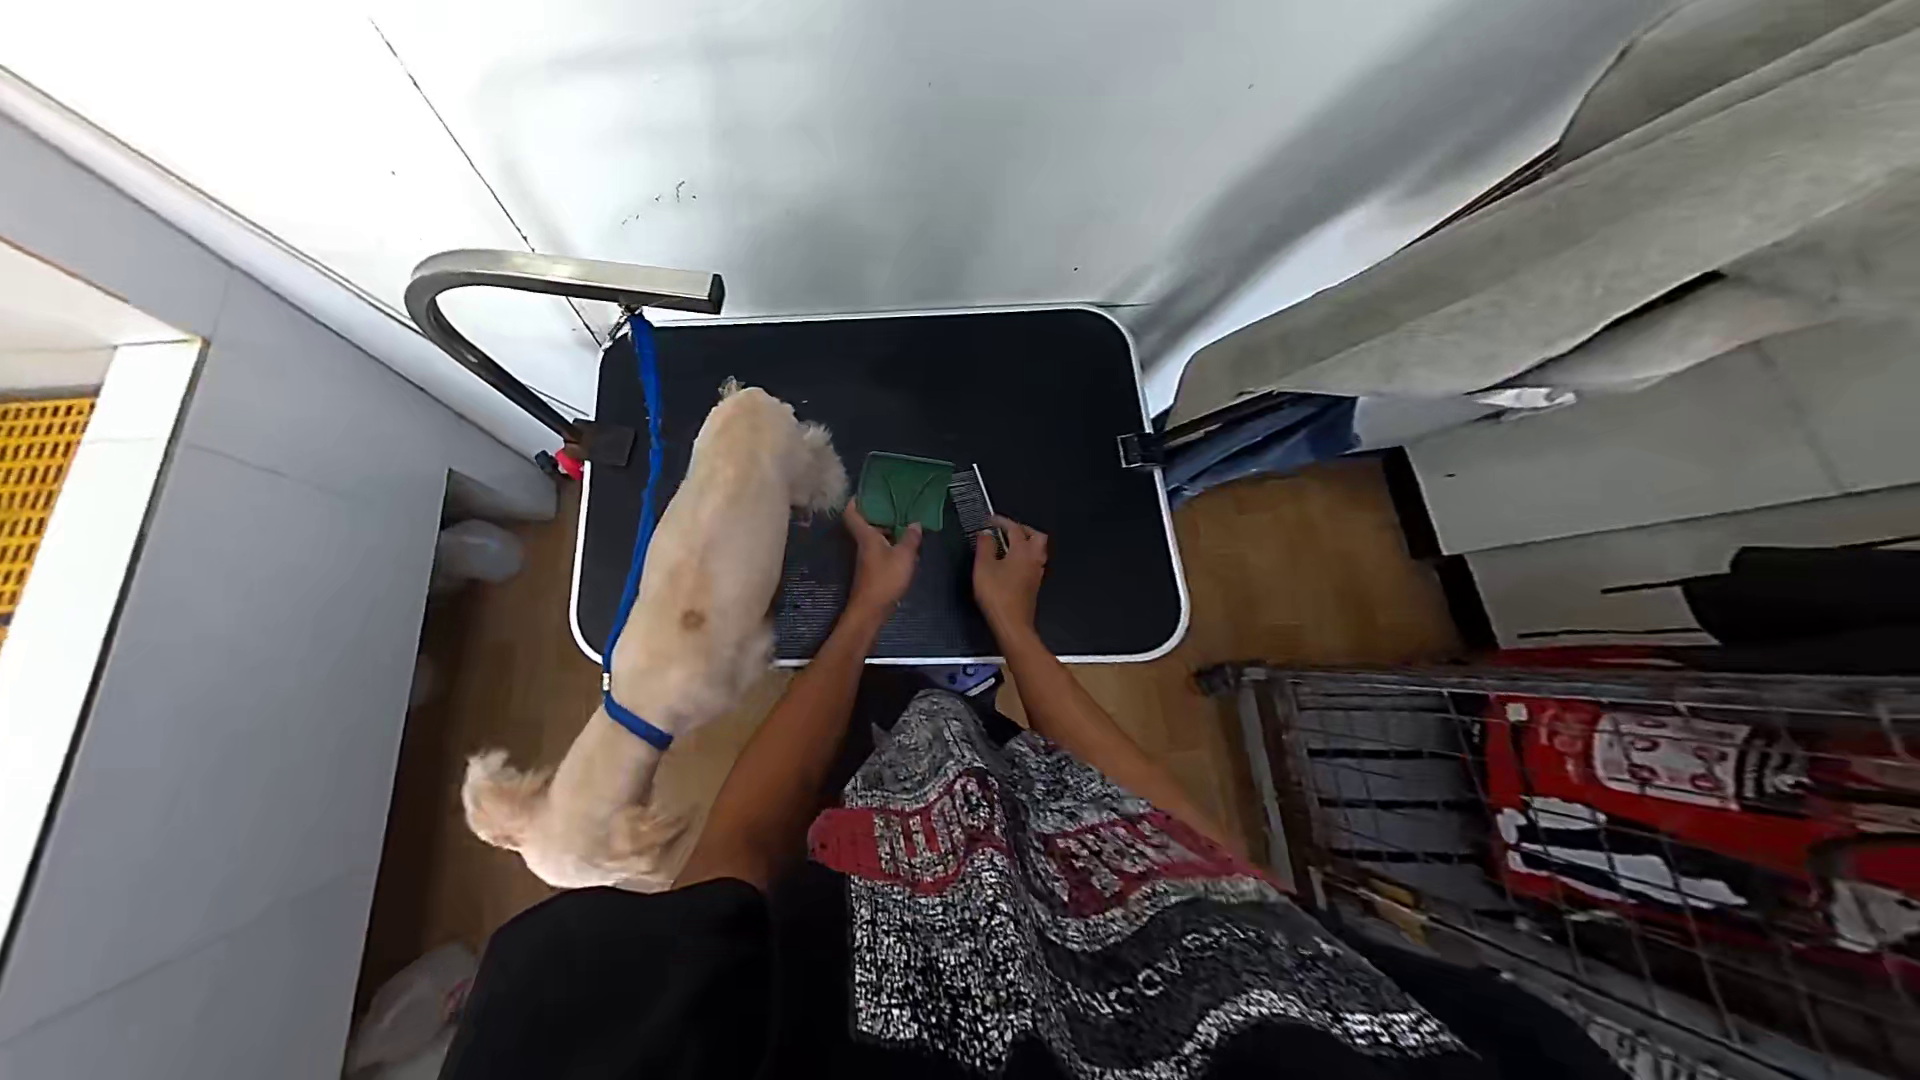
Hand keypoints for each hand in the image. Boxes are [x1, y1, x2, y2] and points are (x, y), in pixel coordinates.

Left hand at [844, 499, 921, 618]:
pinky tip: (908, 547)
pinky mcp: (874, 569)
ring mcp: (868, 558)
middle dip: (881, 514)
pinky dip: (893, 545)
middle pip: (868, 523)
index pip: (852, 513)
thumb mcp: (904, 556)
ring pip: (877, 537)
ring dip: (890, 530)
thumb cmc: (885, 579)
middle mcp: (864, 544)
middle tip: (899, 504)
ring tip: (909, 523)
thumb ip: (911, 538)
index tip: (869, 491)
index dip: (857, 500)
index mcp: (866, 536)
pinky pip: (883, 550)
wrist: (871, 610)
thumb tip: (915, 523)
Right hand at [972, 515, 1045, 638]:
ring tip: (1008, 545)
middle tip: (1007, 530)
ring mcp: (1037, 573)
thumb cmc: (996, 594)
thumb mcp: (983, 567)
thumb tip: (986, 533)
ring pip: (1038, 550)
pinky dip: (1025, 556)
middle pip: (1036, 536)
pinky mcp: (1034, 585)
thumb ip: (984, 546)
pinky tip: (1012, 563)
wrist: (1012, 623)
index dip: (1002, 521)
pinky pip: (1034, 563)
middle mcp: (1034, 559)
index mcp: (1023, 551)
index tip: (990, 520)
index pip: (1015, 528)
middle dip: (1023, 529)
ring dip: (1026, 543)